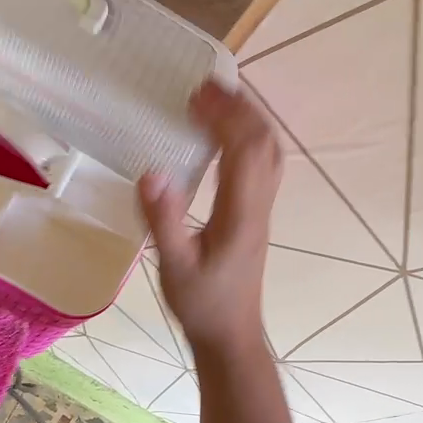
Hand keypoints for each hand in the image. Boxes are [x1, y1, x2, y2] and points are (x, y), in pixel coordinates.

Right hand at [139, 81, 282, 356]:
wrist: (231, 335)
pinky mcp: (257, 217)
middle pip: (264, 140)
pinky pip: (263, 165)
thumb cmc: (201, 304)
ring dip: (248, 119)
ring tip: (218, 102)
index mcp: (240, 212)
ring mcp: (263, 210)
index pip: (242, 148)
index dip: (224, 114)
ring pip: (269, 151)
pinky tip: (227, 140)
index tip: (195, 94)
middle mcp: (259, 204)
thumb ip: (164, 220)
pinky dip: (248, 140)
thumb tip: (152, 171)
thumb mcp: (174, 266)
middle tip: (206, 87)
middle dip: (239, 107)